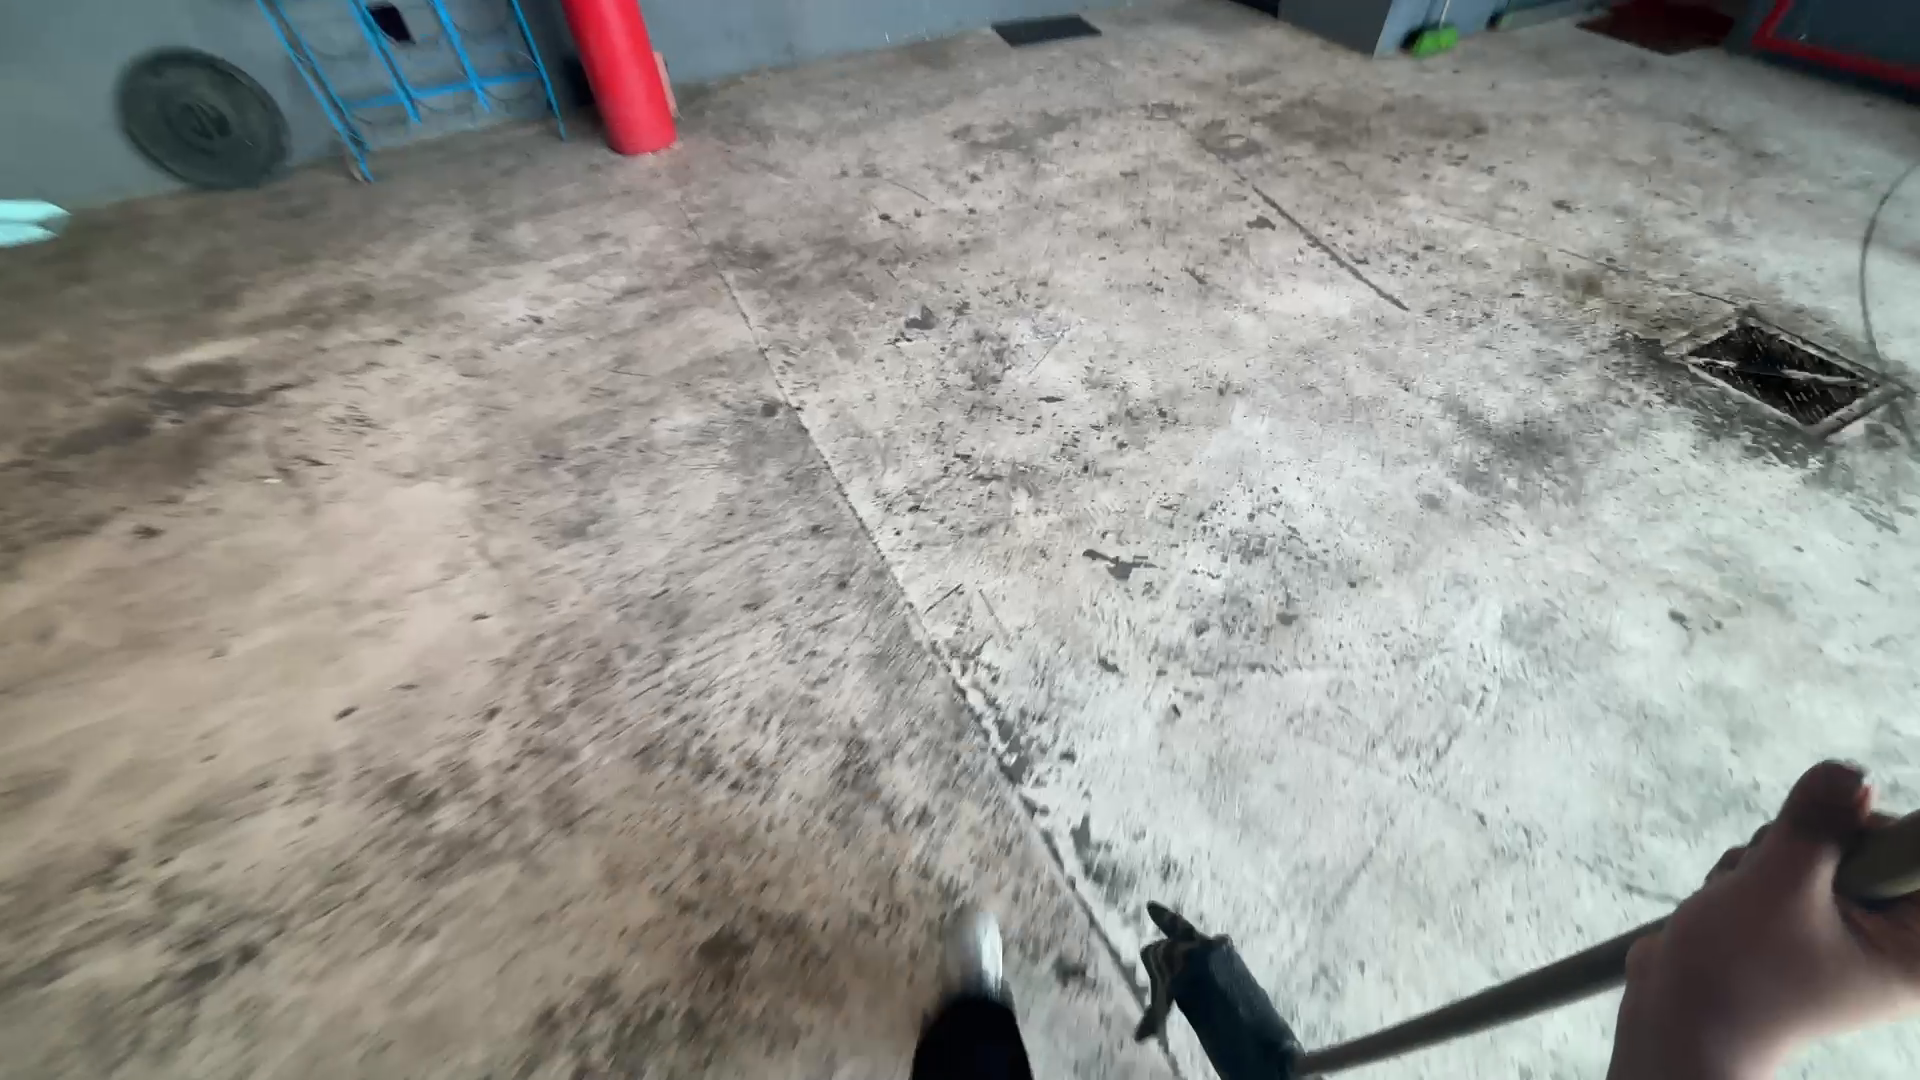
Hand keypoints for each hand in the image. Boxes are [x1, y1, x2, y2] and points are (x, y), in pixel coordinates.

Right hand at [1608, 762, 1919, 1079]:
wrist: (1681, 1013)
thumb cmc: (1740, 965)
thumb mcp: (1776, 886)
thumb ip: (1812, 826)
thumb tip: (1849, 773)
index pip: (1917, 857)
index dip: (1867, 831)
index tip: (1820, 836)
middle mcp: (1900, 942)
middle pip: (1862, 850)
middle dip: (1799, 847)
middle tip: (1771, 875)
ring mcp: (1850, 936)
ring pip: (1814, 857)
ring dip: (1763, 860)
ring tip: (1739, 898)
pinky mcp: (1805, 929)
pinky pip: (1787, 876)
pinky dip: (1749, 876)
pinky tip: (1729, 902)